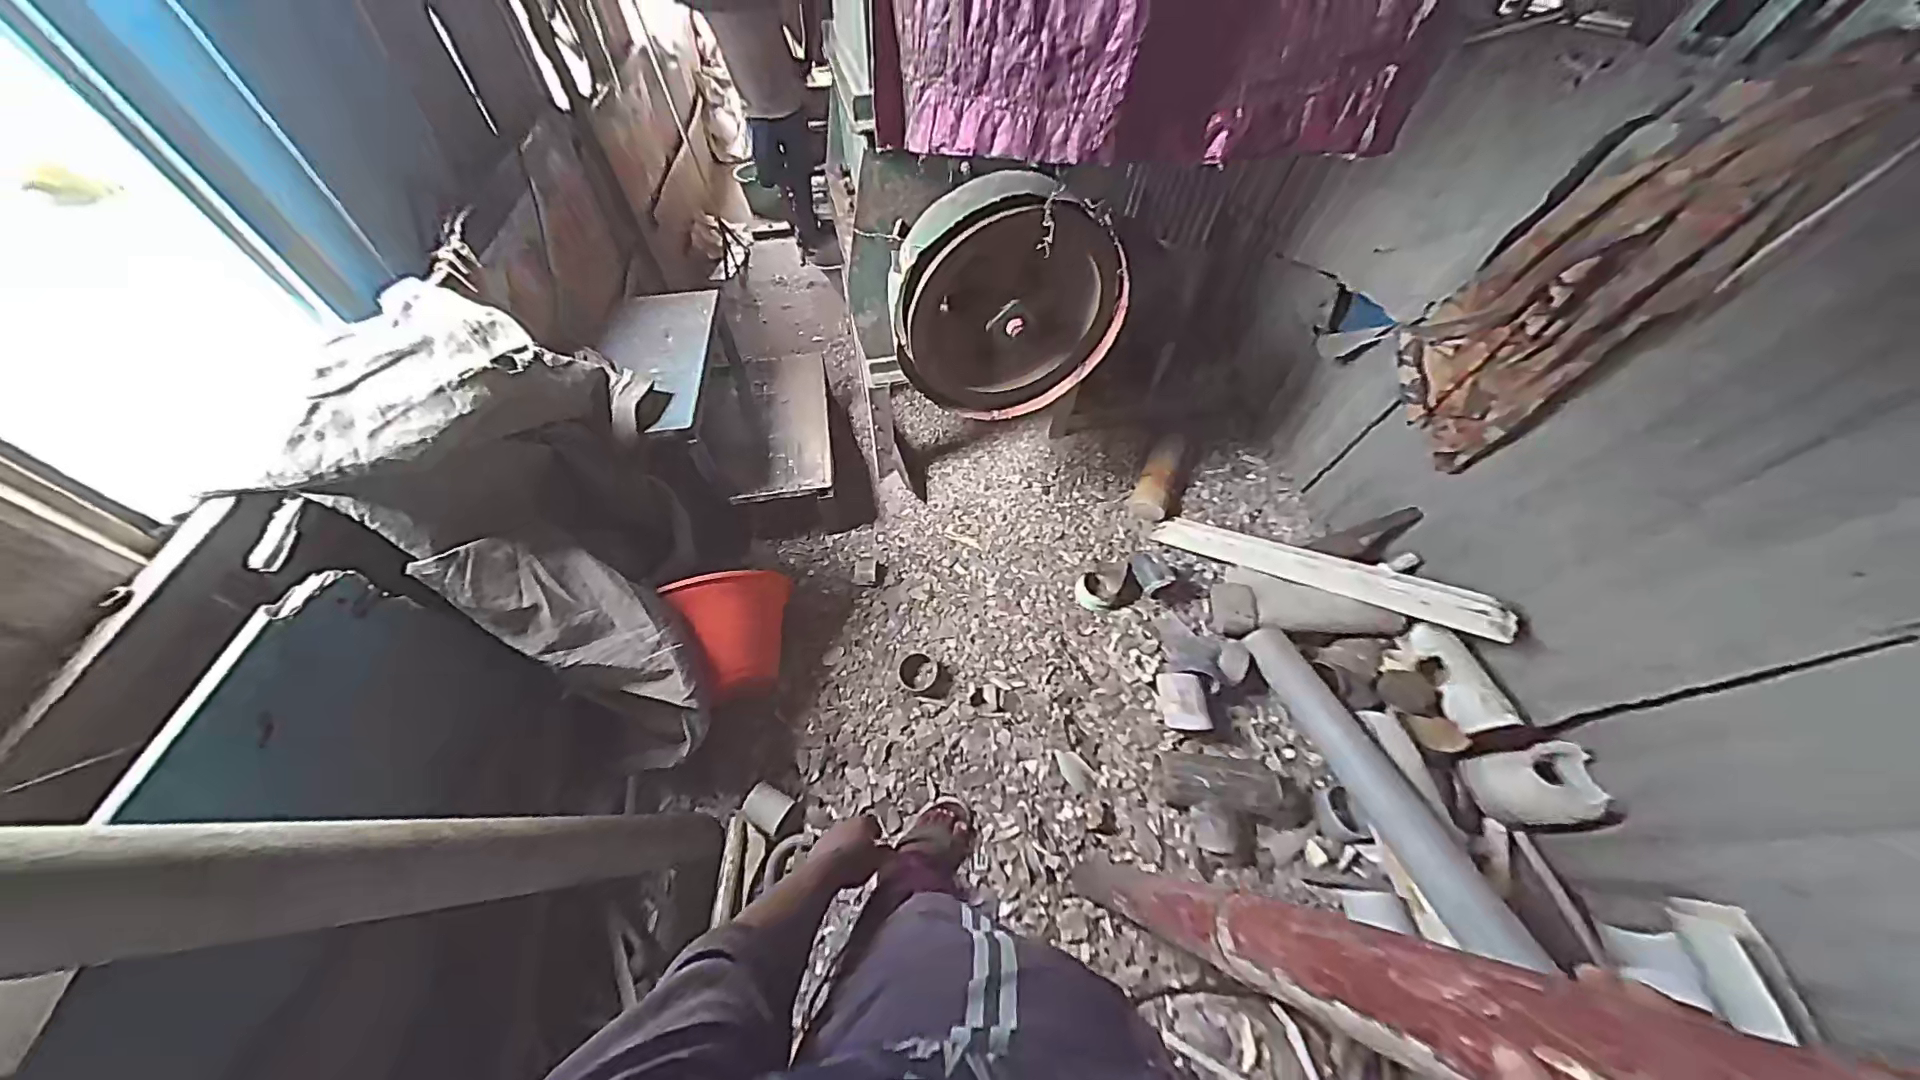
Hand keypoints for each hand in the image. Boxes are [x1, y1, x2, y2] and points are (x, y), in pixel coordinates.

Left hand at [806, 813, 885, 889]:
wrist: (824, 872)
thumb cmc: (855, 863)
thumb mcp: (878, 861)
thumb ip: (886, 854)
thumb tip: (890, 853)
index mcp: (864, 822)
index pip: (875, 825)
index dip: (878, 838)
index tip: (880, 849)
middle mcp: (846, 823)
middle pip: (857, 830)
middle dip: (861, 841)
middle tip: (866, 858)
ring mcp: (830, 833)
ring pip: (843, 838)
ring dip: (847, 848)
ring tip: (851, 866)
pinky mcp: (818, 846)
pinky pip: (831, 849)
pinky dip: (835, 856)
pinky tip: (838, 870)